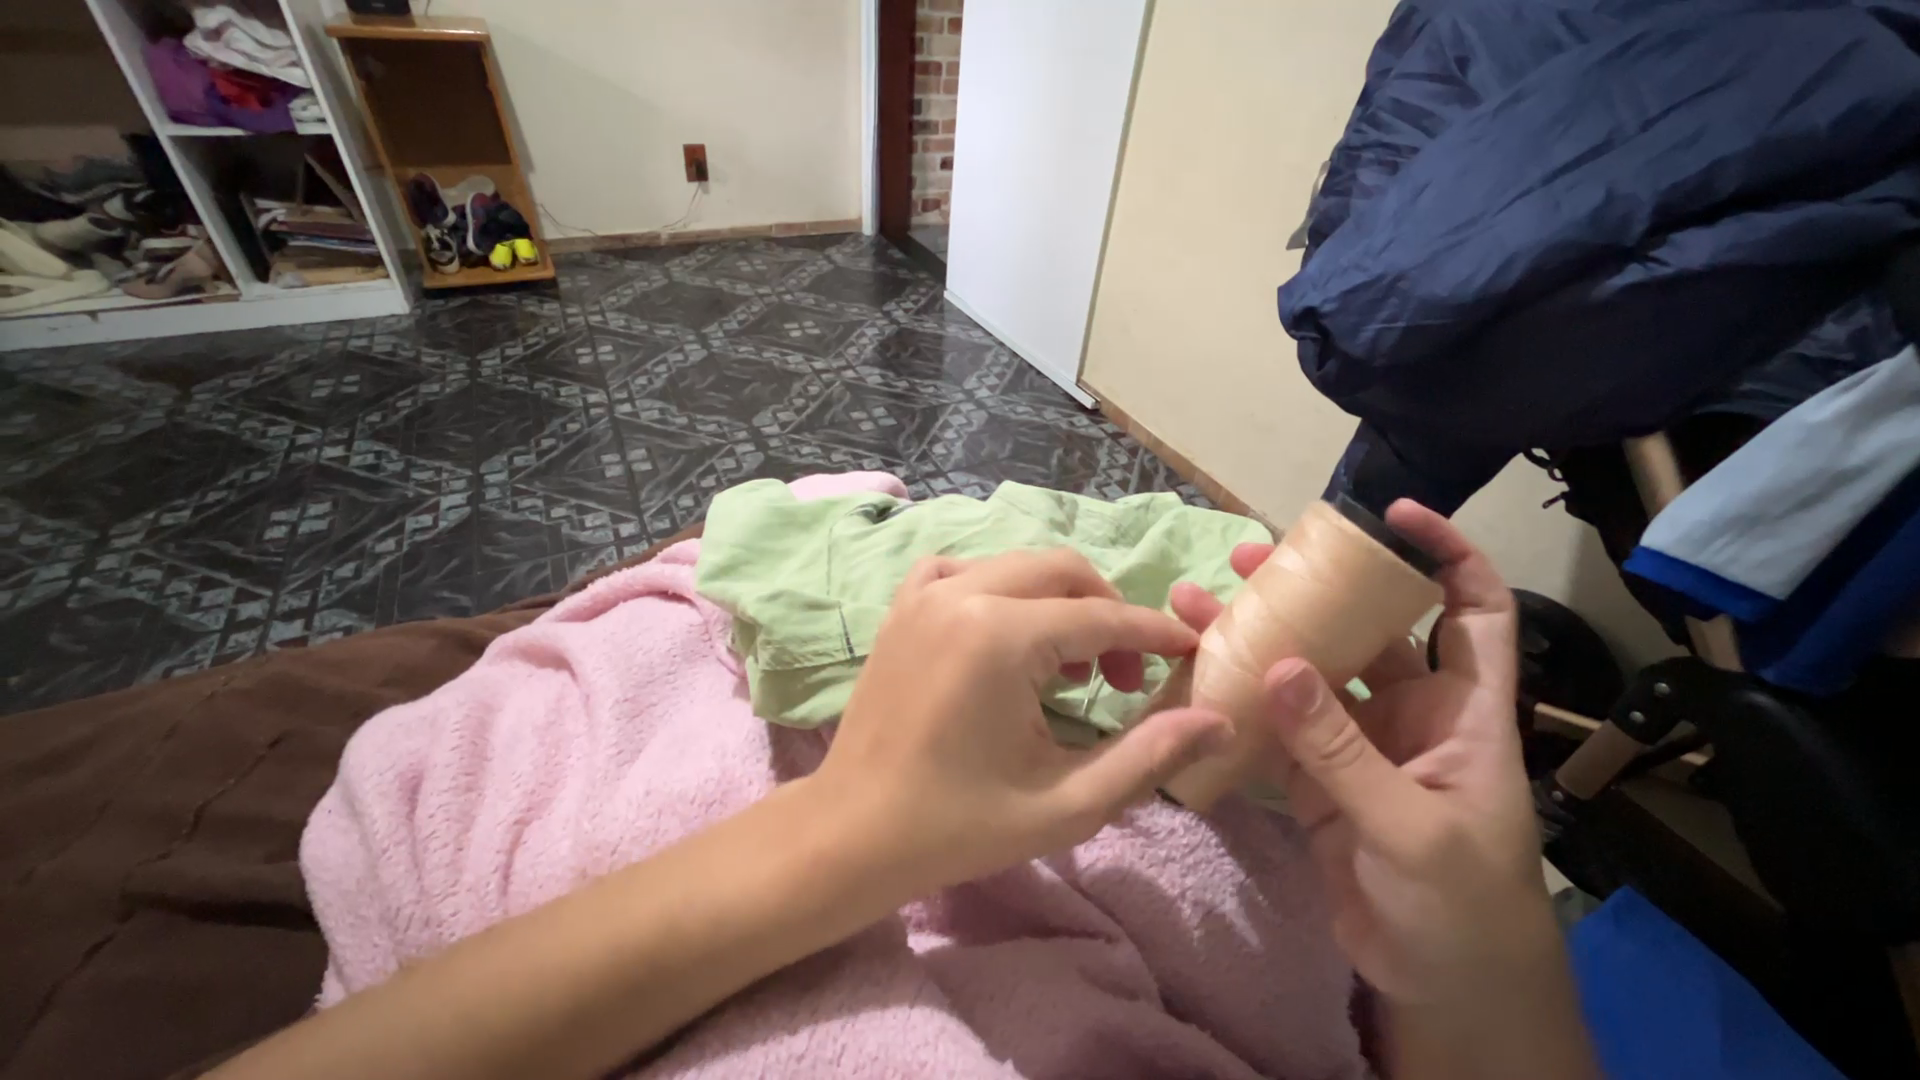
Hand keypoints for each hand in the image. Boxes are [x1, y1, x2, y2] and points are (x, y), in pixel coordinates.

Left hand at [811, 548, 1233, 896]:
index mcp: (1001, 636)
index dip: (1154, 633)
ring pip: (1017, 565)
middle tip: (1123, 678)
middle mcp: (962, 595)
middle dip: (1109, 614)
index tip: (1189, 652)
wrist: (854, 831)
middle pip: (1064, 573)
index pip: (1102, 617)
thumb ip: (1148, 756)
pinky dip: (999, 589)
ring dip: (1059, 601)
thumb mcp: (1066, 804)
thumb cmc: (959, 825)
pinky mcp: (902, 607)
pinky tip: (1006, 633)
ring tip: (1069, 667)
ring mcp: (924, 594)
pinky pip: (963, 570)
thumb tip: (1218, 720)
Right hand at [1167, 501, 1548, 1004]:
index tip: (1392, 517)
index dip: (1445, 555)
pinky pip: (1272, 724)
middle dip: (1312, 588)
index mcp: (1461, 711)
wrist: (1439, 983)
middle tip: (1247, 559)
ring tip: (1196, 605)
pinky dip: (1236, 700)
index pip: (1472, 611)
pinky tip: (1196, 675)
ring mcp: (1354, 742)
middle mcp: (1407, 712)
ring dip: (1258, 639)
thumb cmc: (1462, 905)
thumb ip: (1341, 751)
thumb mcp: (1411, 827)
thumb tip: (1279, 667)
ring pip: (1306, 673)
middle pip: (1364, 628)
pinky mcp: (1312, 777)